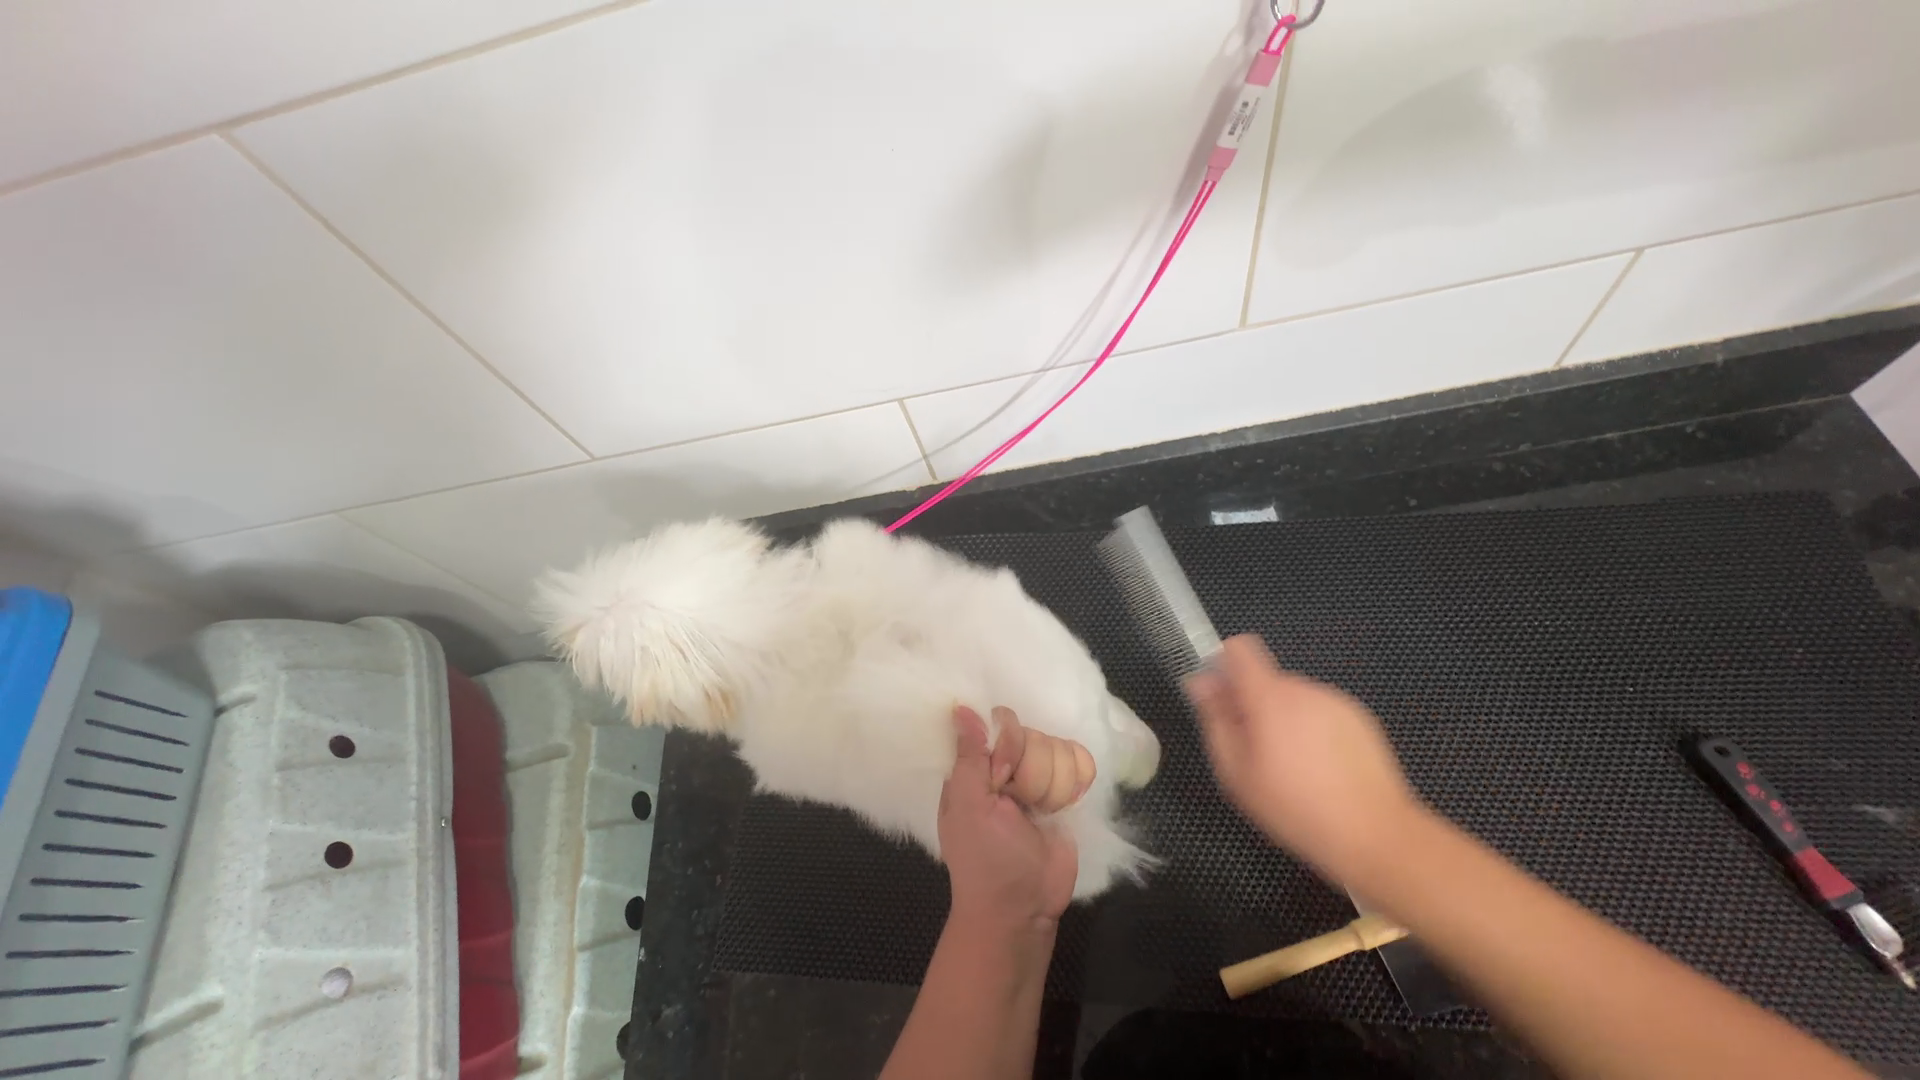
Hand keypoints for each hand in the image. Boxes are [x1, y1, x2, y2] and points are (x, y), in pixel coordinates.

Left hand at [940, 707, 1078, 932]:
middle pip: (1030, 736)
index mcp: (975, 770)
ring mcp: (1035, 782)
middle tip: (1018, 803)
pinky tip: (1060, 807)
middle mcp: (1005, 770)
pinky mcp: (1062, 796)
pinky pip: (1074, 766)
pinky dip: (1070, 785)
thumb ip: (969, 756)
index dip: (1005, 744)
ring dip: (1050, 784)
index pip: (997, 726)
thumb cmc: (986, 859)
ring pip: (1054, 749)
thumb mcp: (969, 806)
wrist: (1023, 908)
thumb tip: (959, 707)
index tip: (1002, 773)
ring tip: (1040, 813)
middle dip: (1029, 770)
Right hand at [1185, 635, 1422, 884]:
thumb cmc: (1295, 807)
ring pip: (1293, 698)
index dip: (1223, 666)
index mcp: (1270, 697)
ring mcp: (1337, 702)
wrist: (1375, 834)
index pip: (1240, 650)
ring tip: (1292, 767)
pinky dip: (1311, 731)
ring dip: (1283, 720)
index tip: (1222, 701)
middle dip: (1254, 706)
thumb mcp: (1236, 773)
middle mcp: (1305, 689)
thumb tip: (1201, 682)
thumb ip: (1215, 719)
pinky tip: (1320, 770)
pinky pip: (1320, 712)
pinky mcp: (1361, 719)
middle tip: (1255, 753)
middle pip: (1266, 679)